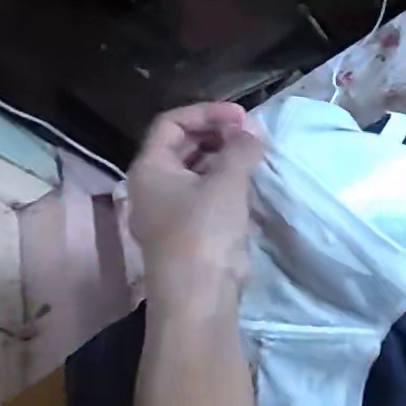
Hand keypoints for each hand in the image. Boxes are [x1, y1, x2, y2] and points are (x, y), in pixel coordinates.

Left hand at [126, 102, 264, 299]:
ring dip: (225, 159)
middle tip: (251, 135)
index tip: (242, 117)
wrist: (199, 293)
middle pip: (183, 146)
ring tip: (255, 157)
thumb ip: (241, 150)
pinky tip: (251, 185)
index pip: (172, 123)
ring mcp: (171, 210)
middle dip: (218, 135)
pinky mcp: (190, 230)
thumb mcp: (227, 182)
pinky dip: (226, 183)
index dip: (207, 112)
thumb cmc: (204, 230)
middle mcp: (153, 186)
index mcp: (150, 168)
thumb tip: (252, 133)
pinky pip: (206, 195)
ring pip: (196, 171)